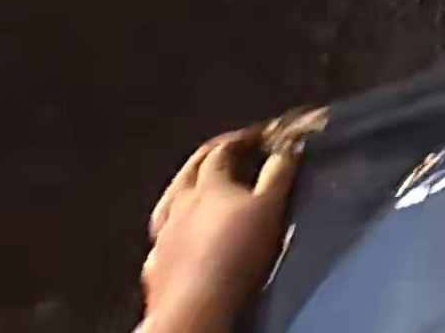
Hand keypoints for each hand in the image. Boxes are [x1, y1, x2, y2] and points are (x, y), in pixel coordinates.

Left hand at [140, 129, 298, 332]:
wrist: (195, 310)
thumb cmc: (239, 251)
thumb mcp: (271, 204)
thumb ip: (280, 171)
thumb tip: (290, 144)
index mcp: (209, 187)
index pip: (222, 152)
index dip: (242, 138)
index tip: (263, 133)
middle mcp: (181, 206)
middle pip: (190, 169)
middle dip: (212, 153)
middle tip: (232, 146)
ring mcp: (163, 238)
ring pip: (169, 201)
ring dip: (186, 184)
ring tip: (200, 181)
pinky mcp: (155, 266)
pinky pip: (162, 235)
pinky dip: (176, 223)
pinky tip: (182, 231)